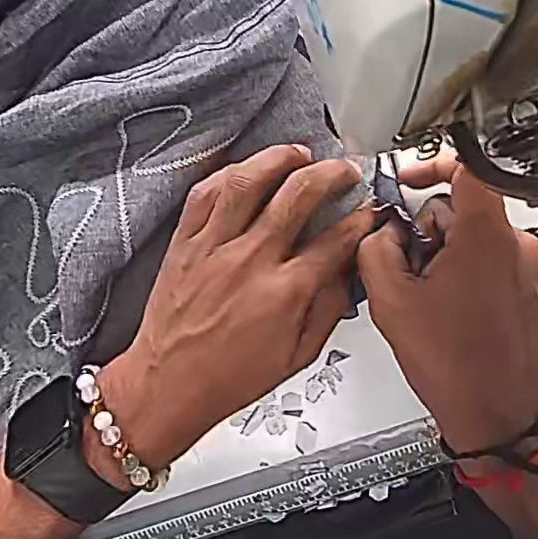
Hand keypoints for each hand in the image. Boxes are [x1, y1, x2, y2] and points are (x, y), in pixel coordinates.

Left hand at [94, 145, 373, 473]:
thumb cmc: (227, 377)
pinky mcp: (185, 243)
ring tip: (298, 154)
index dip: (362, 219)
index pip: (337, 240)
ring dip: (279, 158)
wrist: (168, 384)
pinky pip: (204, 194)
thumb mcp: (297, 355)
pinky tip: (246, 169)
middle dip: (331, 173)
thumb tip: (348, 272)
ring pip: (248, 181)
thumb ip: (329, 309)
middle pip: (299, 194)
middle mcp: (249, 262)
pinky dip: (228, 173)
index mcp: (284, 293)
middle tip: (342, 171)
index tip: (368, 212)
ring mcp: (213, 248)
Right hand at [357, 151, 537, 454]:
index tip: (414, 179)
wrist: (496, 414)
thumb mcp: (391, 302)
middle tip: (412, 269)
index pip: (468, 168)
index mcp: (487, 238)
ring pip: (481, 239)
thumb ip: (375, 249)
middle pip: (466, 211)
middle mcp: (519, 247)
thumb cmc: (457, 368)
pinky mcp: (537, 291)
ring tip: (435, 300)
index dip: (433, 165)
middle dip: (432, 232)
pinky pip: (499, 263)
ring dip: (451, 256)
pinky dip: (473, 275)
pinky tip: (455, 311)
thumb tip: (380, 232)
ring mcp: (533, 270)